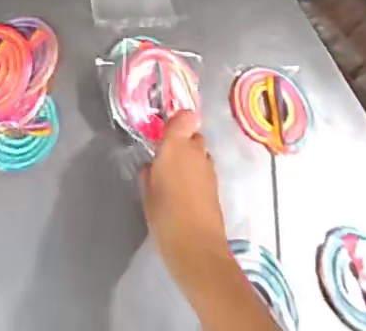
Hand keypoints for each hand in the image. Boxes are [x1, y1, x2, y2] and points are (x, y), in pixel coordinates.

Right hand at [142, 111, 232, 284]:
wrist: (198, 248)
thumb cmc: (165, 218)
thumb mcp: (148, 196)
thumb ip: (149, 176)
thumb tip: (151, 167)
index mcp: (175, 146)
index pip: (184, 117)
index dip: (178, 120)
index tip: (167, 131)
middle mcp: (195, 150)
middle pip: (192, 135)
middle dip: (183, 142)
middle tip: (168, 159)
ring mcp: (209, 167)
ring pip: (201, 152)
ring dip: (192, 159)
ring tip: (178, 179)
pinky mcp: (217, 184)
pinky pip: (206, 169)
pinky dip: (198, 174)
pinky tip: (188, 193)